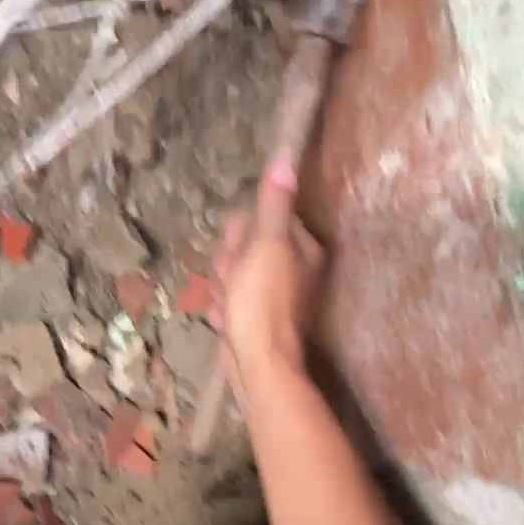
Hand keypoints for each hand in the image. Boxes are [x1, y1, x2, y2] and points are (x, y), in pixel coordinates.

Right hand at [214, 152, 325, 386]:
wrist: (257, 364)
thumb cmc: (264, 301)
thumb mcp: (267, 245)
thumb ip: (274, 204)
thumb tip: (285, 160)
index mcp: (302, 251)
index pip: (264, 220)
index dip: (244, 234)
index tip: (240, 250)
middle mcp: (292, 271)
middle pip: (245, 247)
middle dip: (229, 262)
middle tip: (232, 279)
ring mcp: (271, 297)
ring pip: (232, 275)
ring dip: (221, 286)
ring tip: (227, 303)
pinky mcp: (253, 319)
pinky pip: (228, 302)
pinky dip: (221, 309)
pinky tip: (223, 319)